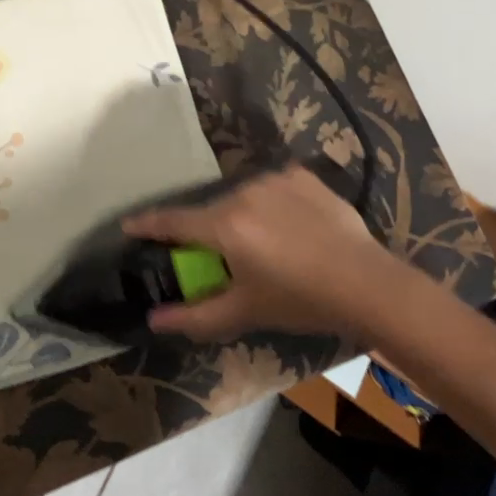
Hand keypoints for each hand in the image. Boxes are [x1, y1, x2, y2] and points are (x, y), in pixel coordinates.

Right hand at [121, 166, 398, 341]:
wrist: (367, 282)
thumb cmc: (299, 300)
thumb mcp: (245, 312)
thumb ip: (195, 316)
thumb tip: (153, 320)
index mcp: (223, 225)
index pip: (173, 221)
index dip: (147, 224)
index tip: (128, 225)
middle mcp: (242, 192)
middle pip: (211, 211)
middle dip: (209, 231)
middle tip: (222, 256)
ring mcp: (274, 179)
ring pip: (243, 197)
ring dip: (243, 216)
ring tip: (265, 245)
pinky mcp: (301, 175)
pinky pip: (274, 187)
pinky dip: (273, 203)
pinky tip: (291, 226)